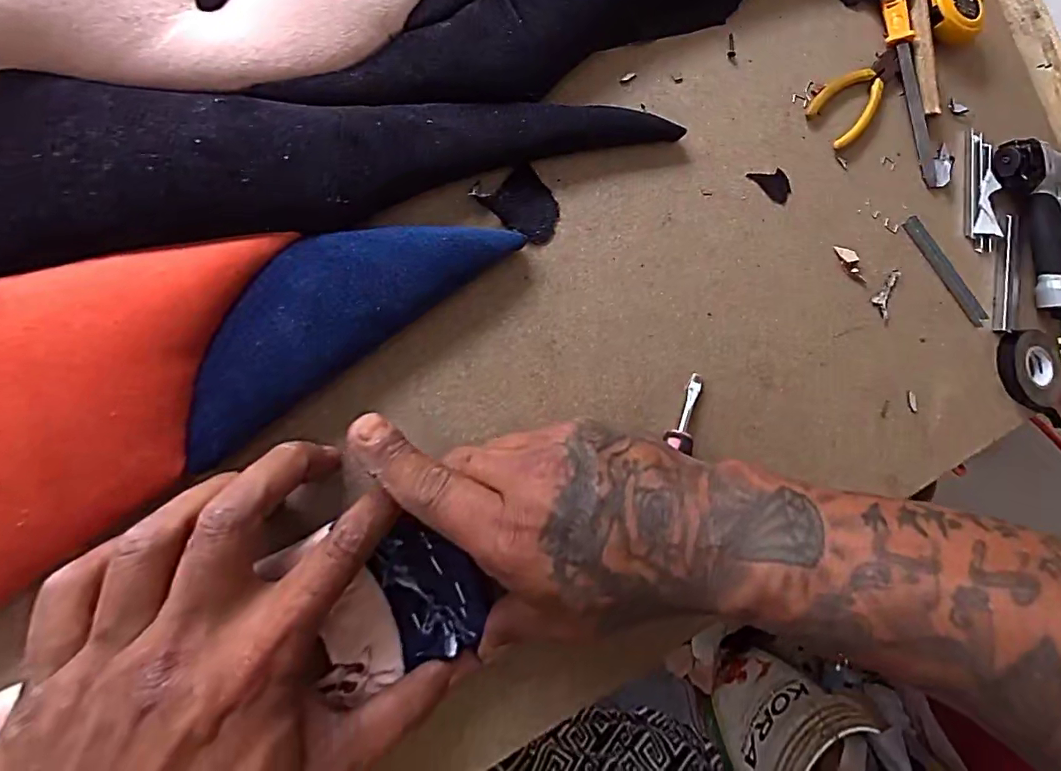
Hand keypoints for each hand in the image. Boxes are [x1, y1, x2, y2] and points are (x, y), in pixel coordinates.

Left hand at [0, 441, 471, 770]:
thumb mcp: (323, 769)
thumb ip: (394, 713)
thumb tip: (454, 664)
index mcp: (258, 661)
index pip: (334, 555)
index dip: (372, 510)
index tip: (390, 488)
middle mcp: (187, 640)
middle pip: (231, 516)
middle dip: (281, 467)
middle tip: (314, 458)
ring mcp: (111, 654)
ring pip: (153, 536)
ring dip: (204, 495)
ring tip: (240, 486)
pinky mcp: (50, 677)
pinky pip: (71, 586)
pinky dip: (113, 549)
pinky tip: (150, 542)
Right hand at [344, 415, 824, 653]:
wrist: (697, 526)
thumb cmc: (630, 581)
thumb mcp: (562, 619)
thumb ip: (507, 622)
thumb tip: (478, 635)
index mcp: (505, 528)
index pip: (432, 486)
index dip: (392, 459)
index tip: (363, 429)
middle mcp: (521, 474)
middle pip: (460, 461)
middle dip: (449, 483)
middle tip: (465, 515)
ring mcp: (553, 443)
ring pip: (496, 448)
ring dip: (491, 472)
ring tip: (523, 507)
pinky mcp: (580, 427)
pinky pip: (534, 441)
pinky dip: (529, 462)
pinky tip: (559, 491)